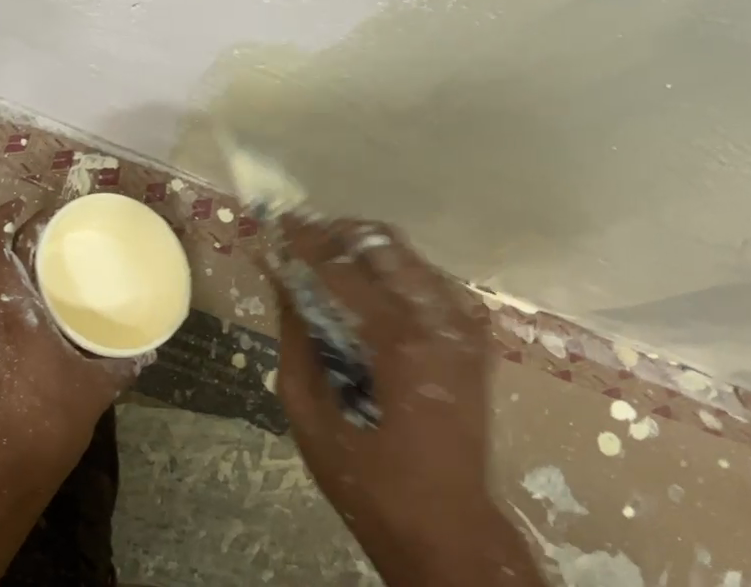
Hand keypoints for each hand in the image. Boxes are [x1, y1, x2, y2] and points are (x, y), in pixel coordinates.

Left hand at [0, 198, 149, 484]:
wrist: (7, 471)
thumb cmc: (51, 418)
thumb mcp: (96, 387)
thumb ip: (122, 363)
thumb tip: (148, 351)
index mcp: (11, 310)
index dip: (3, 219)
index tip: (24, 204)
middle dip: (20, 246)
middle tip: (52, 237)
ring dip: (16, 278)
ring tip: (49, 275)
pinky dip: (12, 308)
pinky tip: (38, 322)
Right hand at [270, 217, 542, 585]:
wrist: (448, 529)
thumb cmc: (368, 479)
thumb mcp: (308, 411)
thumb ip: (295, 338)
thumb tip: (281, 281)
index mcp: (397, 341)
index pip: (339, 267)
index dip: (302, 241)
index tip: (275, 222)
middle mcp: (439, 322)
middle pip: (384, 246)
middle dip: (337, 234)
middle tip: (301, 237)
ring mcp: (465, 330)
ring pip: (411, 258)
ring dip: (366, 250)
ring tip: (329, 258)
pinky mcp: (476, 343)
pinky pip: (434, 283)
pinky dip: (399, 274)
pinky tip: (373, 289)